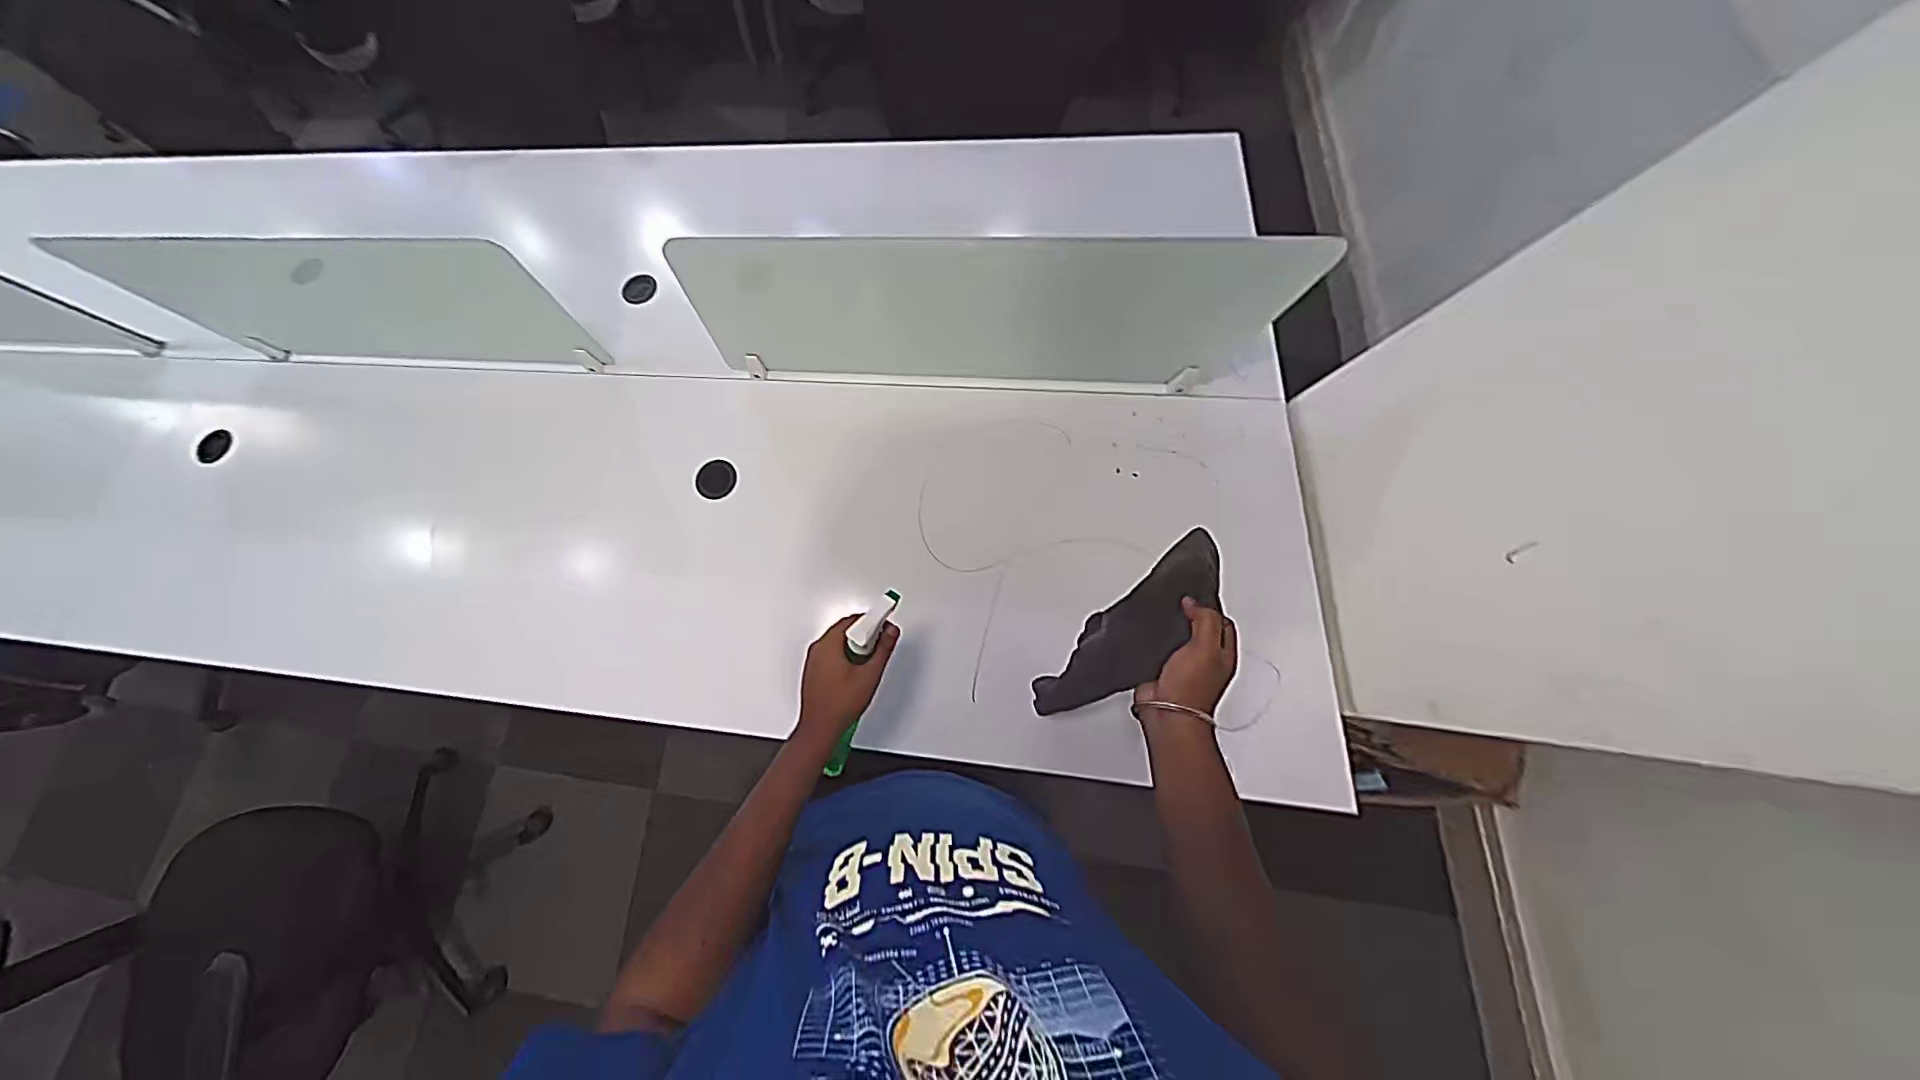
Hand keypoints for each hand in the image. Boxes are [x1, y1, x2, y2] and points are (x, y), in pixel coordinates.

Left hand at [795, 613, 898, 742]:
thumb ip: (883, 648)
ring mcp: (814, 661)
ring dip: (855, 647)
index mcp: (828, 645)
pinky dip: (845, 657)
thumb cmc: (838, 705)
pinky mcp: (814, 671)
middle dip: (864, 635)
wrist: (820, 728)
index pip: (852, 621)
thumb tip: (890, 632)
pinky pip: (831, 655)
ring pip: (838, 643)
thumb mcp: (870, 674)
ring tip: (868, 662)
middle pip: (844, 631)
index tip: (883, 624)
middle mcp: (818, 650)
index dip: (872, 621)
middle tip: (878, 643)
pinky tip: (856, 672)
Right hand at [1135, 597, 1236, 722]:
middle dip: (1193, 615)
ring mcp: (1184, 665)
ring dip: (1174, 628)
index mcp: (1223, 653)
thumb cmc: (1190, 690)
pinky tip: (1153, 635)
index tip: (1197, 596)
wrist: (1166, 712)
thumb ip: (1205, 621)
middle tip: (1184, 603)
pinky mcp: (1163, 669)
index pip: (1222, 622)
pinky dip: (1156, 641)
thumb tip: (1193, 603)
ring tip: (1168, 615)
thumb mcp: (1206, 647)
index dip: (1211, 607)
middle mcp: (1205, 659)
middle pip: (1202, 628)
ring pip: (1181, 638)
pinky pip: (1161, 649)